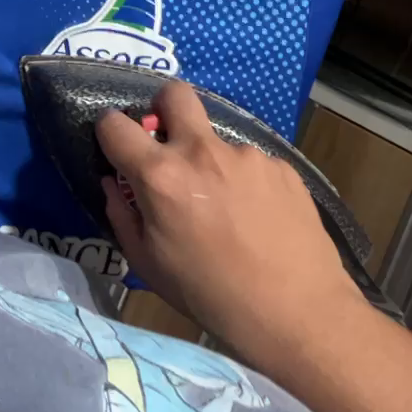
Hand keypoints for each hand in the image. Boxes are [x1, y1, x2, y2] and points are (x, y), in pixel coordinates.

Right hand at [96, 83, 362, 355]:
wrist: (302, 318)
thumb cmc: (212, 296)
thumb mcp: (148, 263)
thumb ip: (122, 214)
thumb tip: (113, 183)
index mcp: (161, 175)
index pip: (114, 123)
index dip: (109, 132)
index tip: (118, 150)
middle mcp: (201, 152)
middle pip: (174, 93)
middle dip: (164, 107)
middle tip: (169, 142)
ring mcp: (246, 155)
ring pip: (215, 140)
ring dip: (210, 162)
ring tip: (227, 208)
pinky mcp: (282, 167)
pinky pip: (250, 163)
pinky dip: (244, 181)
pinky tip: (257, 218)